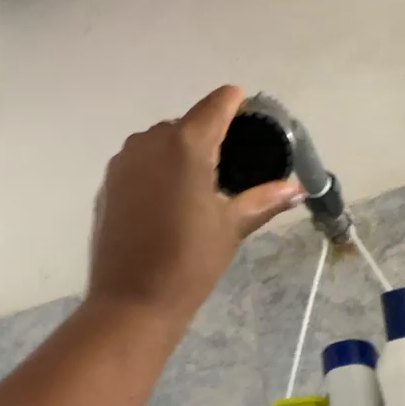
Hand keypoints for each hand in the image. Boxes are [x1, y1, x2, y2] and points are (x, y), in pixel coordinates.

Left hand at [87, 85, 305, 321]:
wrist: (132, 302)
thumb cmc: (189, 263)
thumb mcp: (231, 229)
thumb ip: (264, 200)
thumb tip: (297, 189)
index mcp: (186, 143)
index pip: (218, 103)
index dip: (236, 107)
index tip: (250, 126)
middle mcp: (150, 141)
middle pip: (186, 124)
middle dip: (207, 140)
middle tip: (226, 175)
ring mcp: (123, 162)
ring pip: (159, 145)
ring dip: (178, 158)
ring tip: (195, 194)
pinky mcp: (107, 185)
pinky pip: (138, 167)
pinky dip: (155, 176)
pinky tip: (165, 209)